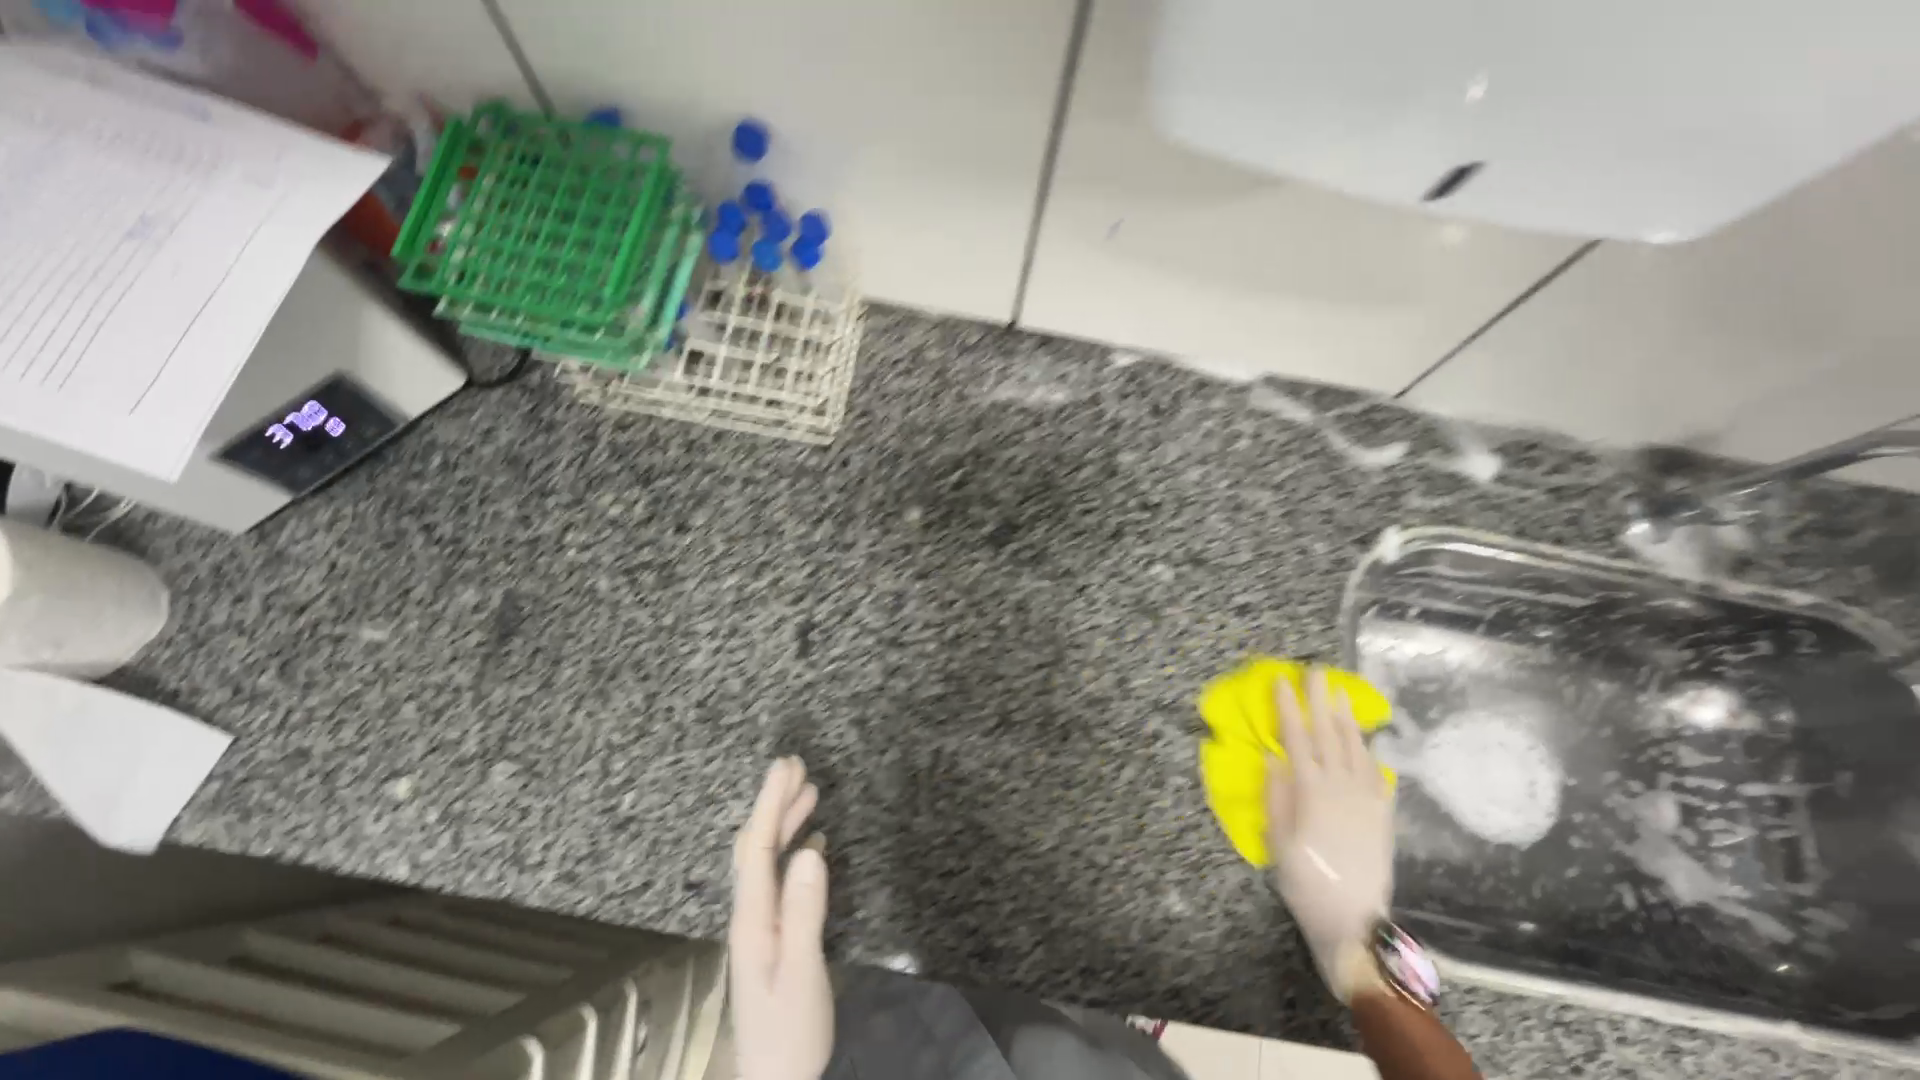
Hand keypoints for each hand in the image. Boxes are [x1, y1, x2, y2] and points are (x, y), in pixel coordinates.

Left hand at [729, 758, 833, 1079]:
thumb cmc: (789, 1031)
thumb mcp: (801, 973)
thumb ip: (804, 913)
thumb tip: (810, 852)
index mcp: (753, 917)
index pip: (759, 846)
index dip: (772, 802)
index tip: (786, 765)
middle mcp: (751, 914)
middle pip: (757, 846)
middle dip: (774, 802)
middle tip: (796, 765)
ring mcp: (761, 925)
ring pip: (767, 860)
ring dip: (784, 822)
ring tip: (808, 792)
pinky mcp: (774, 936)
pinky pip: (779, 879)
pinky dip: (794, 850)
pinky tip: (812, 845)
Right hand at [1266, 668, 1394, 1001]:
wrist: (1353, 919)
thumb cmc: (1305, 881)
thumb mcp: (1278, 841)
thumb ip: (1276, 796)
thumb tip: (1274, 757)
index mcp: (1311, 790)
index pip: (1297, 737)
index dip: (1289, 707)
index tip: (1281, 680)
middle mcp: (1341, 786)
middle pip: (1329, 734)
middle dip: (1322, 700)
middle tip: (1317, 671)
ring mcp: (1367, 798)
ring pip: (1356, 747)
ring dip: (1347, 717)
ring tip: (1342, 693)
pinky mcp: (1383, 814)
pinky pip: (1378, 773)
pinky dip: (1372, 751)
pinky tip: (1369, 741)